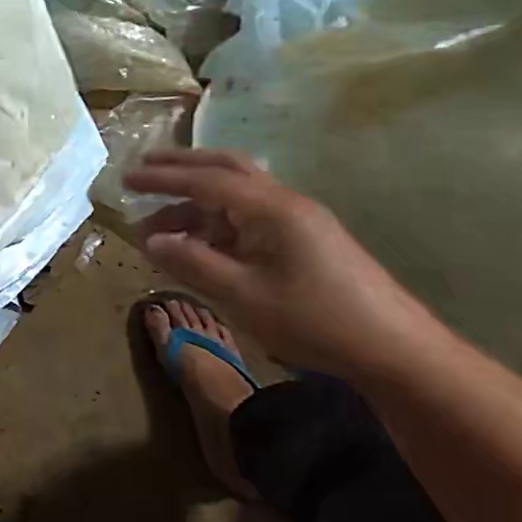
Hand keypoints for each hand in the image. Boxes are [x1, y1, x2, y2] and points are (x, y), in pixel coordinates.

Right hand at [126, 149, 442, 379]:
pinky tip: (196, 247)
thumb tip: (150, 241)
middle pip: (225, 170)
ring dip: (194, 205)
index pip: (205, 181)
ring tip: (157, 229)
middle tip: (142, 172)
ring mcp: (297, 221)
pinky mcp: (303, 241)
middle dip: (181, 168)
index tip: (125, 178)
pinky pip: (247, 220)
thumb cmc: (316, 320)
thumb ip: (192, 262)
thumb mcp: (244, 295)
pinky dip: (214, 224)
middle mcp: (284, 204)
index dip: (162, 178)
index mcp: (272, 209)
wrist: (396, 352)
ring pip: (235, 197)